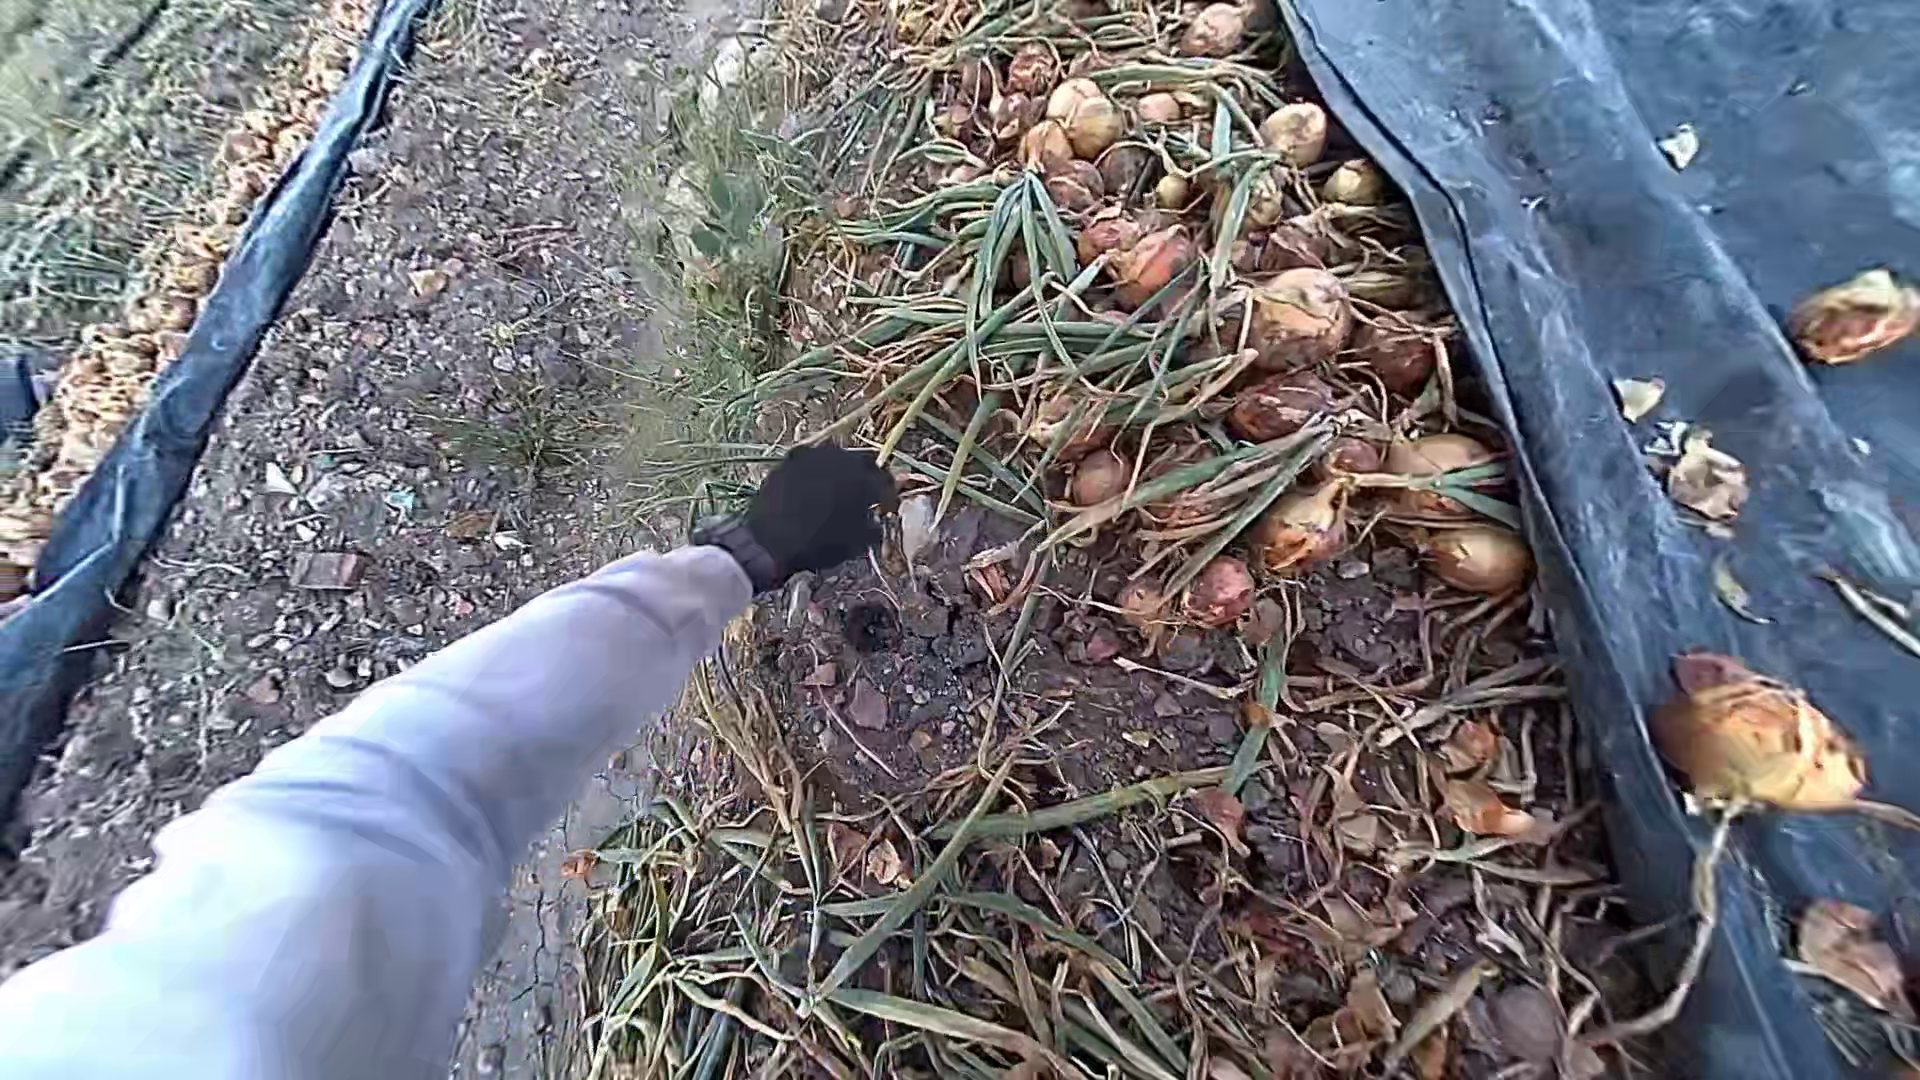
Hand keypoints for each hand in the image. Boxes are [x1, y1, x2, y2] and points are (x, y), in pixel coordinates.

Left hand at [696, 445, 894, 591]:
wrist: (766, 545)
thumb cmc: (817, 546)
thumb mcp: (856, 543)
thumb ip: (873, 525)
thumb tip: (876, 518)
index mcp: (861, 478)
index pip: (885, 478)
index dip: (889, 493)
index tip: (886, 506)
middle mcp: (839, 458)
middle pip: (863, 460)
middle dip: (868, 476)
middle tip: (867, 494)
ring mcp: (812, 455)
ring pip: (837, 457)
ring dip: (844, 471)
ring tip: (841, 490)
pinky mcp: (790, 460)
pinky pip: (813, 462)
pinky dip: (820, 472)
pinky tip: (816, 489)